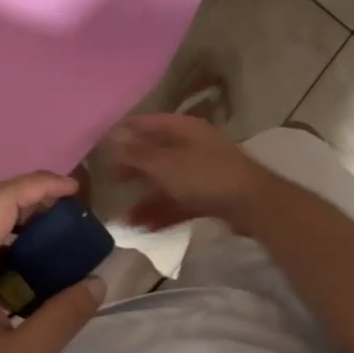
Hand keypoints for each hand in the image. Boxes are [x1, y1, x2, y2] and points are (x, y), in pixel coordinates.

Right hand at [105, 113, 280, 232]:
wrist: (253, 204)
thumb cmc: (206, 176)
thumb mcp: (166, 164)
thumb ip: (138, 153)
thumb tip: (112, 137)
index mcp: (184, 129)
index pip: (148, 123)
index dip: (125, 131)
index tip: (100, 143)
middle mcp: (193, 146)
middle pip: (157, 154)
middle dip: (133, 168)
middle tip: (109, 181)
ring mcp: (202, 172)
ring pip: (167, 182)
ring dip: (146, 199)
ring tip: (124, 219)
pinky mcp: (210, 195)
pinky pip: (180, 201)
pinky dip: (163, 212)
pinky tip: (145, 229)